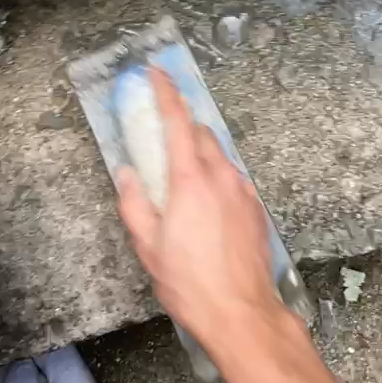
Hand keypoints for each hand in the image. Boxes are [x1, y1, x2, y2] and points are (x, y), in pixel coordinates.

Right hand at [115, 69, 333, 382]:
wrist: (241, 310)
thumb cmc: (191, 281)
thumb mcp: (149, 246)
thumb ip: (134, 203)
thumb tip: (126, 173)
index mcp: (190, 178)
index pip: (178, 120)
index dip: (166, 92)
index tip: (157, 72)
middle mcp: (220, 174)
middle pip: (200, 133)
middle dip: (182, 128)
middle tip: (163, 141)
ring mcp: (242, 187)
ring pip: (218, 154)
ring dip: (199, 155)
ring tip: (183, 182)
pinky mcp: (255, 204)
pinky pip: (232, 176)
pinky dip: (217, 177)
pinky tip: (207, 207)